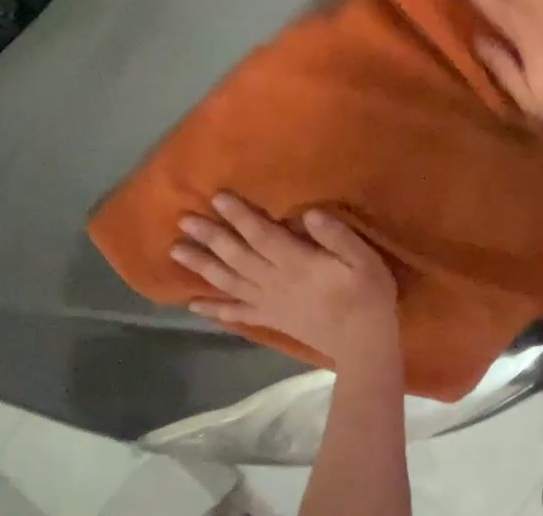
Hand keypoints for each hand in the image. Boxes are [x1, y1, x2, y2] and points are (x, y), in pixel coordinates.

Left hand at [172, 194, 399, 368]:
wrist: (363, 344)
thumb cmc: (368, 294)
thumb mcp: (364, 259)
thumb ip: (337, 235)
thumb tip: (309, 212)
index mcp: (298, 264)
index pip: (263, 235)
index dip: (240, 216)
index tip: (218, 197)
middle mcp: (275, 282)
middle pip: (237, 256)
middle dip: (211, 237)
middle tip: (184, 220)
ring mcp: (269, 303)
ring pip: (229, 282)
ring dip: (201, 266)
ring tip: (175, 251)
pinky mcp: (270, 319)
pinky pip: (236, 313)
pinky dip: (213, 309)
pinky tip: (192, 305)